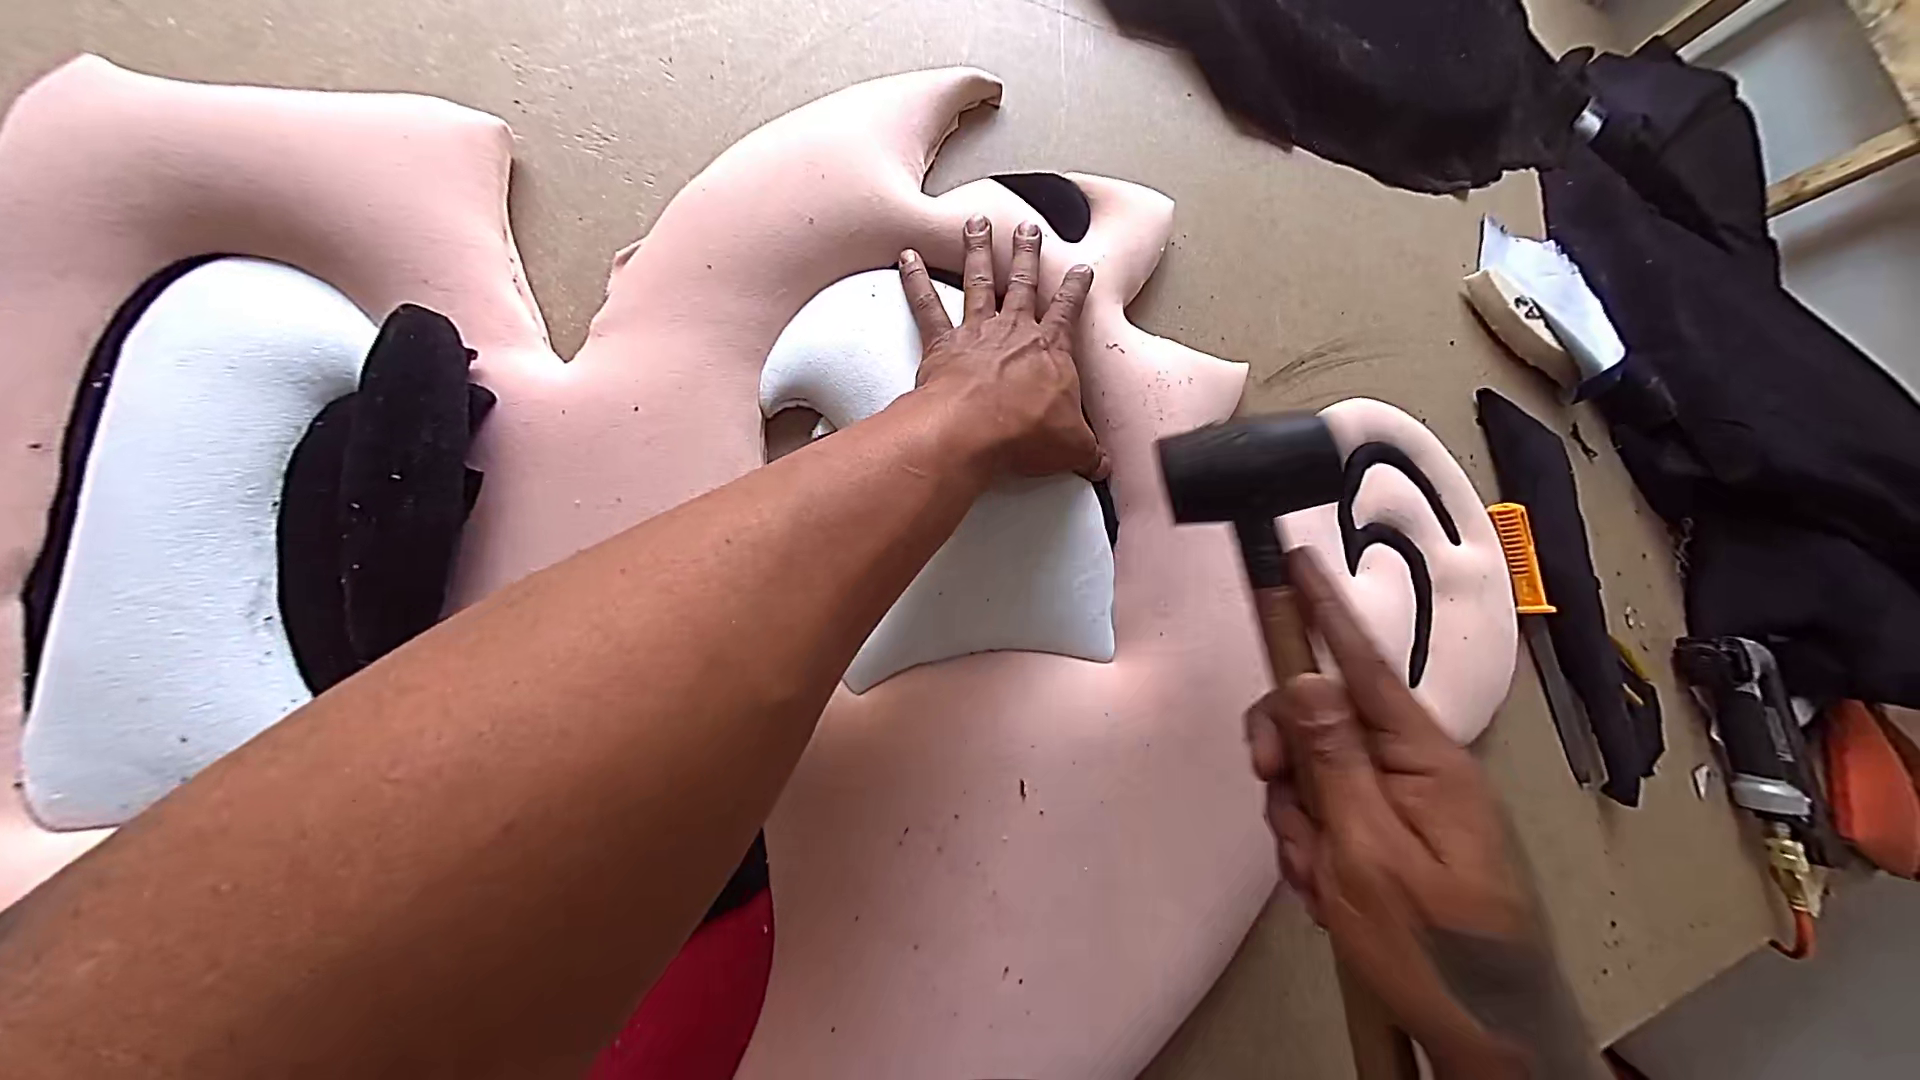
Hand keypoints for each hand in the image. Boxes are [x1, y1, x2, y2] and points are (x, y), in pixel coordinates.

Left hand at [898, 216, 1108, 480]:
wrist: (975, 432)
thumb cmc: (1022, 433)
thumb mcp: (1071, 448)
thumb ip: (1088, 453)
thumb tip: (1103, 466)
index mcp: (1050, 350)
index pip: (1069, 311)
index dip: (1076, 290)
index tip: (1080, 270)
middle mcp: (1014, 331)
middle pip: (1023, 282)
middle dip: (1026, 254)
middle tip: (1026, 228)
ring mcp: (976, 333)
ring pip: (978, 280)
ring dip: (977, 251)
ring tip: (977, 224)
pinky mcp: (942, 344)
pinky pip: (927, 305)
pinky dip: (915, 279)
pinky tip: (907, 257)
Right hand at [1246, 550, 1603, 1078]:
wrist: (1483, 1037)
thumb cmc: (1434, 945)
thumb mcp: (1369, 852)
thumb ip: (1334, 761)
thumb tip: (1304, 680)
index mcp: (1420, 757)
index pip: (1358, 664)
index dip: (1323, 610)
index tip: (1296, 562)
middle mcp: (1407, 763)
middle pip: (1314, 717)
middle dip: (1284, 757)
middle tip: (1274, 791)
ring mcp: (1392, 796)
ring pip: (1306, 769)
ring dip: (1295, 819)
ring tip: (1318, 876)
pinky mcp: (1377, 826)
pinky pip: (1316, 809)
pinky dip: (1307, 843)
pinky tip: (1324, 886)